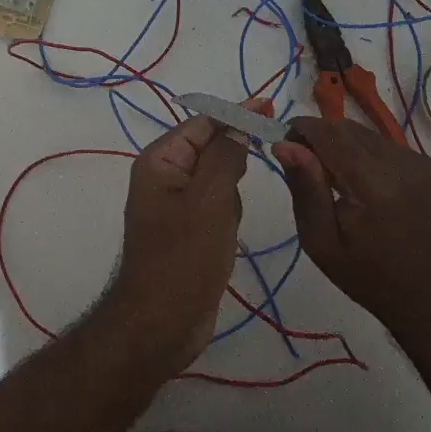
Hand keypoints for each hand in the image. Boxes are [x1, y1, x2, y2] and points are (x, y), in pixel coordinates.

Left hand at [101, 102, 262, 372]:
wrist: (160, 324)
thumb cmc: (183, 258)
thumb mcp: (210, 201)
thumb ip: (225, 158)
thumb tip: (238, 127)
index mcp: (160, 160)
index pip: (202, 123)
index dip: (235, 113)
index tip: (270, 107)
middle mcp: (163, 176)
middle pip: (210, 148)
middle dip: (233, 160)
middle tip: (255, 172)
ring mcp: (174, 205)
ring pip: (217, 180)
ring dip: (230, 195)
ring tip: (225, 225)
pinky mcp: (187, 230)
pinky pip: (215, 208)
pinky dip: (227, 216)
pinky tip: (226, 239)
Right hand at [272, 117, 430, 333]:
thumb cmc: (369, 277)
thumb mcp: (321, 242)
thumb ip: (304, 188)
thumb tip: (284, 145)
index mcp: (374, 185)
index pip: (329, 134)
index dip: (303, 130)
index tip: (286, 144)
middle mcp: (404, 165)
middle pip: (349, 129)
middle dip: (323, 139)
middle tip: (310, 169)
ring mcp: (425, 165)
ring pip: (369, 136)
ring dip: (347, 148)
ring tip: (341, 181)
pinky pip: (390, 148)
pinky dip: (371, 158)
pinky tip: (371, 189)